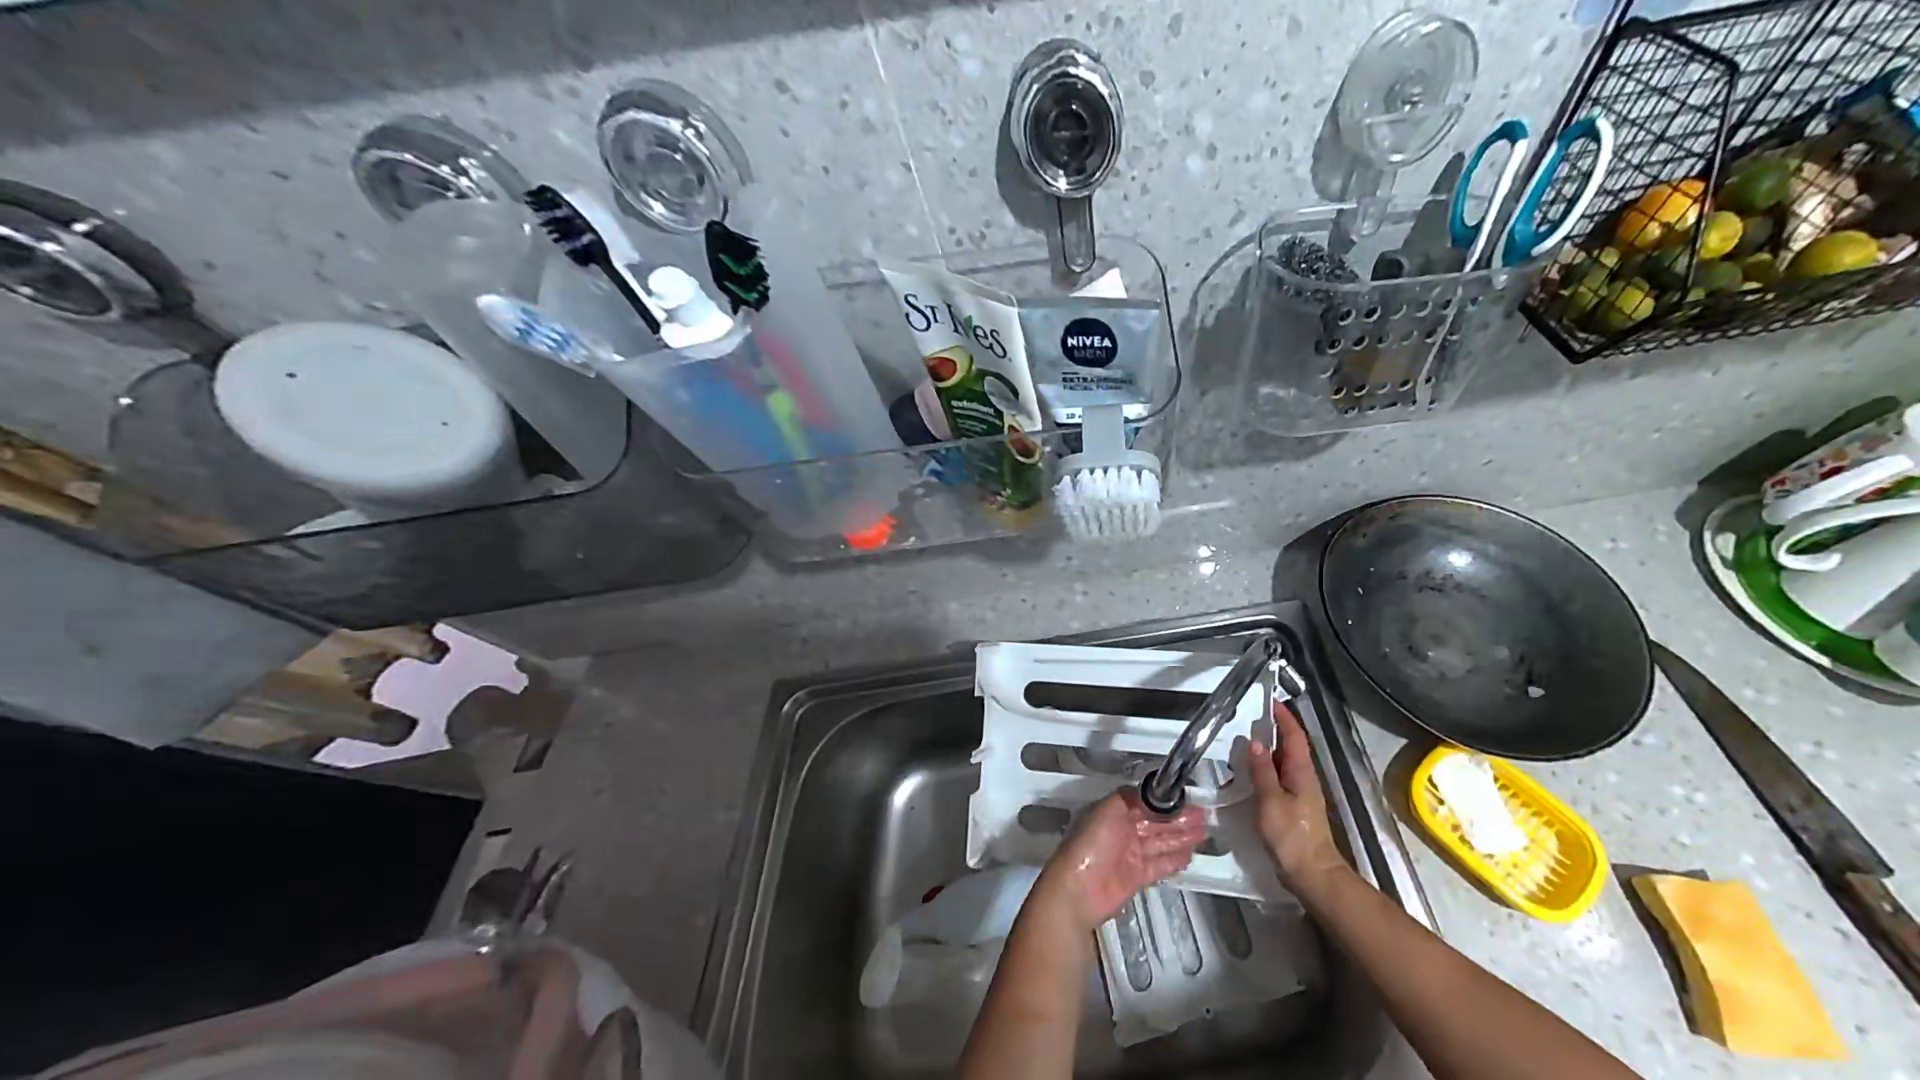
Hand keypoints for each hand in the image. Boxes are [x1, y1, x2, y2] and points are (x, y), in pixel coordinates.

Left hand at [1037, 788, 1206, 930]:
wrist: (1079, 890)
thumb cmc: (1090, 845)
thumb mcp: (1107, 811)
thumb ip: (1130, 799)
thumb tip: (1150, 791)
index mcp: (1113, 812)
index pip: (1144, 802)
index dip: (1165, 801)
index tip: (1186, 799)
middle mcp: (1122, 830)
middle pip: (1155, 822)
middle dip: (1179, 818)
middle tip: (1203, 816)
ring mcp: (1130, 853)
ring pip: (1161, 841)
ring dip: (1181, 836)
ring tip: (1203, 832)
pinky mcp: (1137, 875)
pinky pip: (1160, 863)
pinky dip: (1174, 859)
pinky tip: (1189, 854)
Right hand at [1249, 702, 1347, 892]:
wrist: (1311, 873)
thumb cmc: (1291, 835)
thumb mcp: (1271, 800)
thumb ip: (1262, 771)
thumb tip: (1255, 742)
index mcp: (1301, 772)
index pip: (1294, 736)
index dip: (1284, 717)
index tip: (1270, 700)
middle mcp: (1303, 778)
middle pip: (1289, 746)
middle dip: (1273, 728)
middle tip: (1248, 715)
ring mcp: (1298, 793)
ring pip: (1282, 762)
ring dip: (1266, 748)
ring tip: (1242, 738)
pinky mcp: (1291, 807)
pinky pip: (1277, 777)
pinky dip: (1263, 768)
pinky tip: (1247, 771)